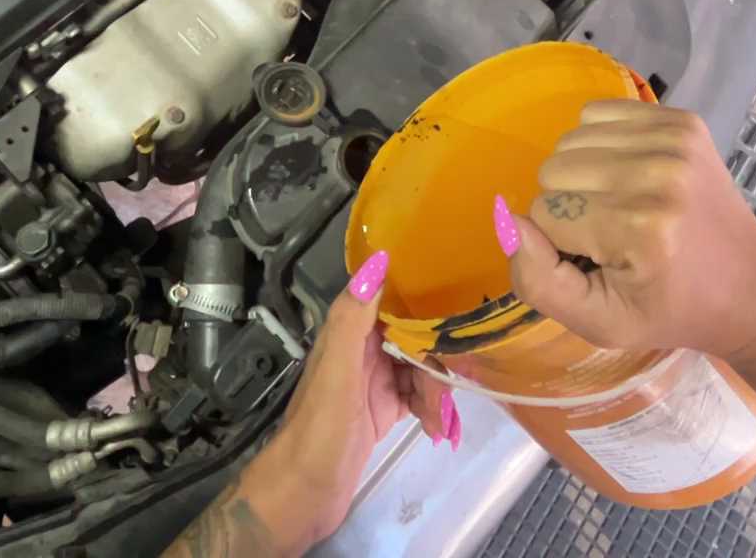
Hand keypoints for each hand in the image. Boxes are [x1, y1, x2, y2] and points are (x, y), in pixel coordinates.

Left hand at [176, 252, 455, 557]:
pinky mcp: (381, 411)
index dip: (419, 301)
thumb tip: (378, 259)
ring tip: (438, 417)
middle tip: (449, 386)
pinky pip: (415, 397)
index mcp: (347, 333)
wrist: (303, 495)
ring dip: (434, 387)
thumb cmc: (319, 429)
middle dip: (434, 356)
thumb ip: (355, 316)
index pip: (388, 300)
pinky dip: (429, 408)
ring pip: (416, 367)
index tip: (453, 308)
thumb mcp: (338, 369)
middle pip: (409, 336)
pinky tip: (435, 427)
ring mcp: (372, 383)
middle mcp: (360, 352)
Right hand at [493, 100, 755, 364]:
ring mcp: (672, 140)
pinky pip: (595, 114)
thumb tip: (510, 220)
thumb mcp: (600, 323)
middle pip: (552, 170)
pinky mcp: (680, 120)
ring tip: (618, 202)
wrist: (752, 288)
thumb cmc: (670, 310)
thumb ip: (539, 281)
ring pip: (569, 141)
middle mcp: (655, 173)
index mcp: (638, 228)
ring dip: (581, 173)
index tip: (600, 261)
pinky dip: (598, 143)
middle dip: (566, 204)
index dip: (559, 243)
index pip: (544, 215)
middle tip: (608, 233)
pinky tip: (626, 173)